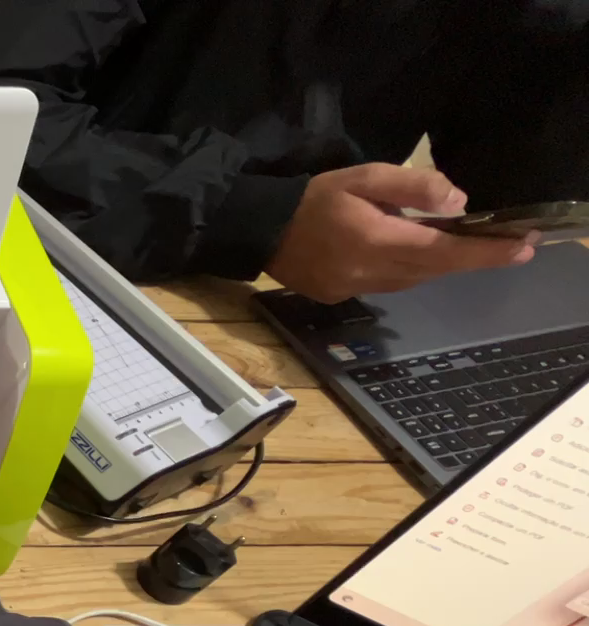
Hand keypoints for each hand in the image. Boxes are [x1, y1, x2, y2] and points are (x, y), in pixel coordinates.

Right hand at [266, 164, 535, 302]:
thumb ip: (415, 185)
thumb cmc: (311, 198)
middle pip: (430, 269)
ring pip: (407, 281)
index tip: (524, 249)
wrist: (256, 230)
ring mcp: (345, 287)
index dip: (486, 252)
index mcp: (374, 240)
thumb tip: (458, 201)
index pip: (443, 251)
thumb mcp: (365, 177)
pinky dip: (401, 274)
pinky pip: (380, 286)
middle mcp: (363, 271)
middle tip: (501, 245)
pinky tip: (401, 259)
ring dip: (434, 266)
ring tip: (452, 249)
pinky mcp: (331, 295)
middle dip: (468, 258)